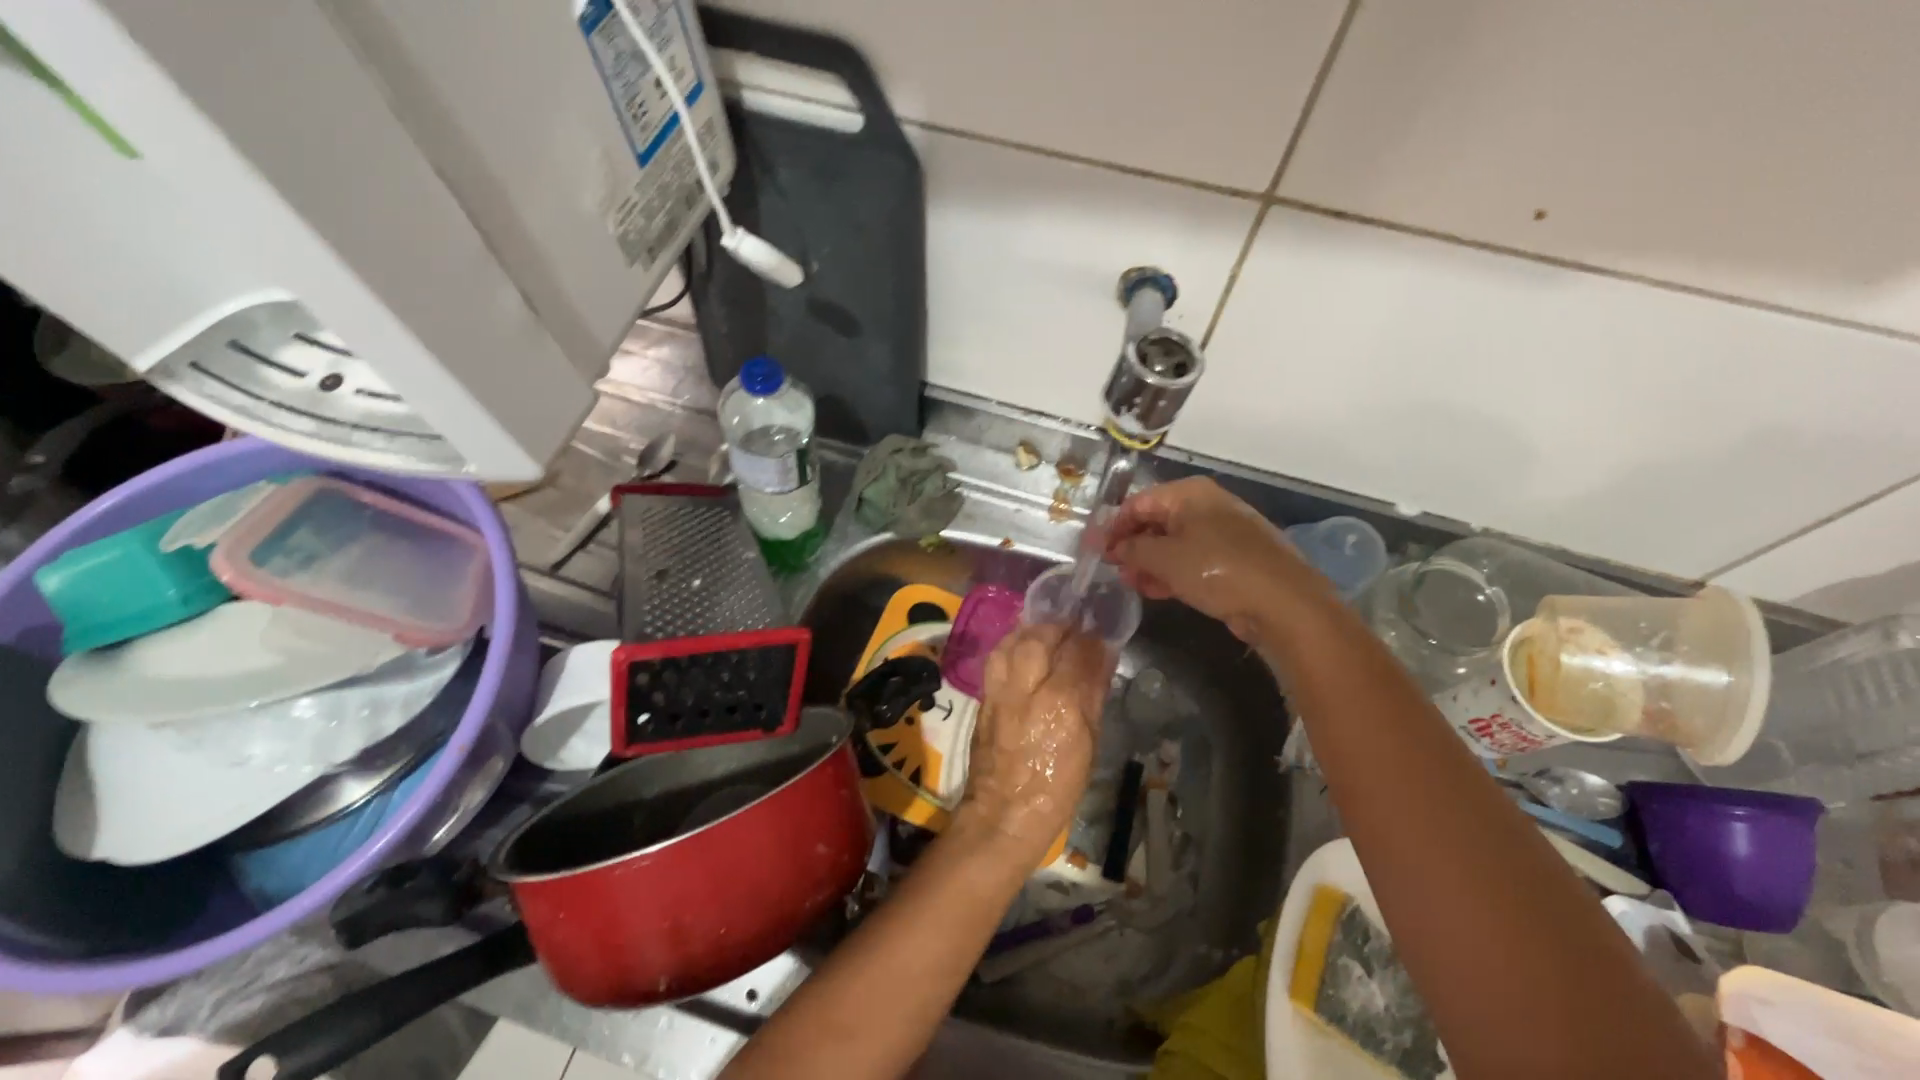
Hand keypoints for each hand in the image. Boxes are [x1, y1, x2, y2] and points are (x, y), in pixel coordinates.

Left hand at [955, 624, 1108, 867]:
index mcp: (1061, 703)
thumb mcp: (1089, 744)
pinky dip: (1012, 646)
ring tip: (1049, 633)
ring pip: (1013, 642)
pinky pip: (997, 659)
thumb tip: (1102, 660)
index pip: (1079, 652)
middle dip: (1060, 627)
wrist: (1005, 815)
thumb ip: (1093, 696)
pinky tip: (1024, 649)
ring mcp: (1000, 692)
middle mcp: (1027, 688)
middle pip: (1042, 638)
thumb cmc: (1057, 788)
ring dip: (1033, 631)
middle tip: (1075, 628)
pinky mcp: (983, 699)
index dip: (1092, 640)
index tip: (1101, 633)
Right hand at [1105, 477, 1331, 643]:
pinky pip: (1194, 560)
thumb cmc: (1216, 570)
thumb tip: (1111, 546)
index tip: (1095, 552)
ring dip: (1151, 563)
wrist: (1281, 602)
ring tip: (1133, 585)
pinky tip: (1159, 591)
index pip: (1138, 502)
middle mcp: (1208, 505)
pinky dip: (1174, 572)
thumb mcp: (1164, 559)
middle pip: (1157, 521)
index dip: (1113, 526)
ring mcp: (1224, 532)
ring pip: (1175, 543)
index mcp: (1190, 493)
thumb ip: (1131, 550)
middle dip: (1133, 546)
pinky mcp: (1235, 559)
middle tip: (1114, 571)